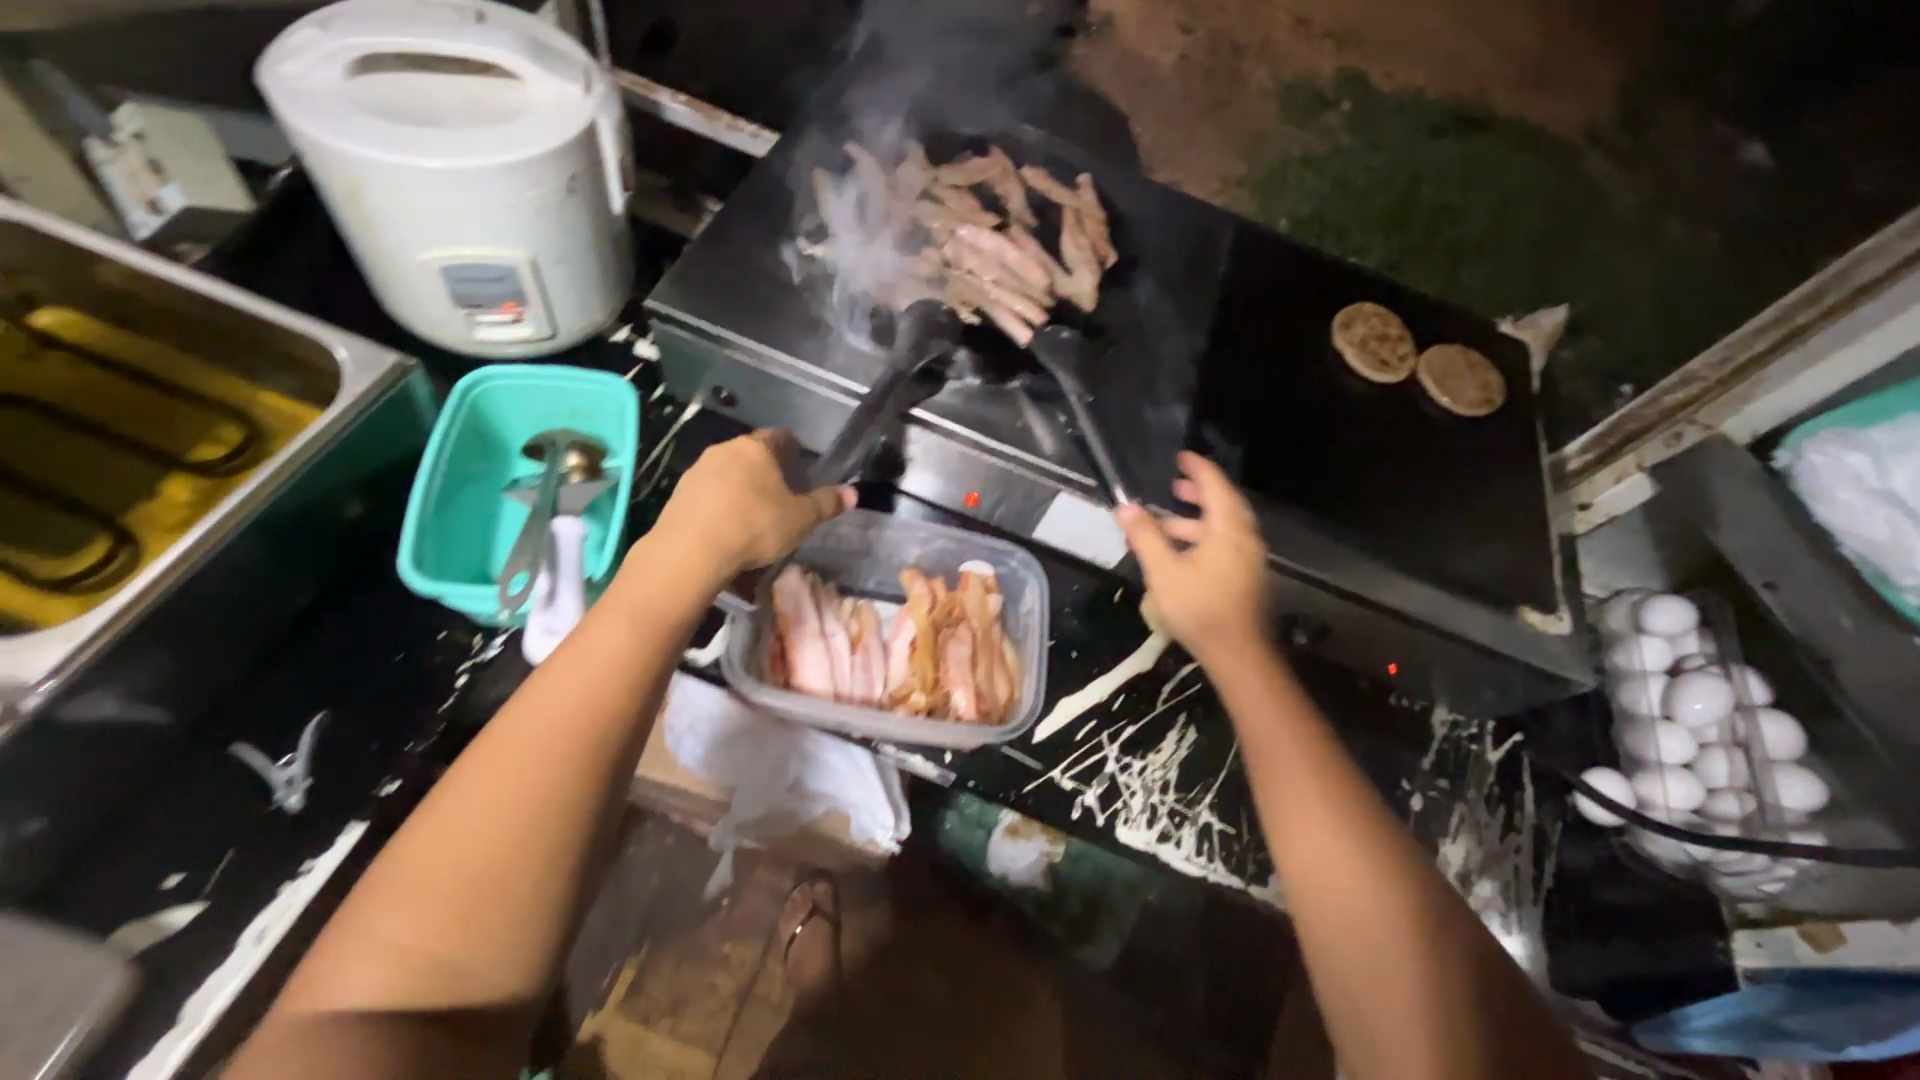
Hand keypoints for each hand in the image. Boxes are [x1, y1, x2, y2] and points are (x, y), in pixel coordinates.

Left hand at [646, 430, 854, 586]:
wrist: (691, 551)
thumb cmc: (755, 526)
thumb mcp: (801, 519)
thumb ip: (826, 504)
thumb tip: (853, 493)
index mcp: (756, 448)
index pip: (779, 436)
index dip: (793, 450)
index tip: (800, 468)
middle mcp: (724, 450)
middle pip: (751, 454)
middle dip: (766, 471)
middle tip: (781, 496)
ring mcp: (697, 470)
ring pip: (727, 473)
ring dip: (741, 488)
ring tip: (753, 515)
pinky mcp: (679, 493)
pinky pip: (708, 493)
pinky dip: (720, 504)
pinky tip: (727, 528)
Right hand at [1115, 452, 1270, 664]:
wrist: (1238, 655)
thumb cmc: (1200, 609)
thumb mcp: (1163, 572)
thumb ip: (1145, 537)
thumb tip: (1125, 507)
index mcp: (1228, 530)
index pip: (1215, 487)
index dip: (1198, 469)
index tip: (1181, 457)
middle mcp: (1245, 539)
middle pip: (1224, 506)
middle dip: (1198, 495)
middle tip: (1174, 489)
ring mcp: (1250, 561)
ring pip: (1225, 529)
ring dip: (1197, 522)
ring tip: (1167, 527)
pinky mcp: (1247, 580)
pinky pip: (1227, 547)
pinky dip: (1205, 540)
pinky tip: (1183, 557)